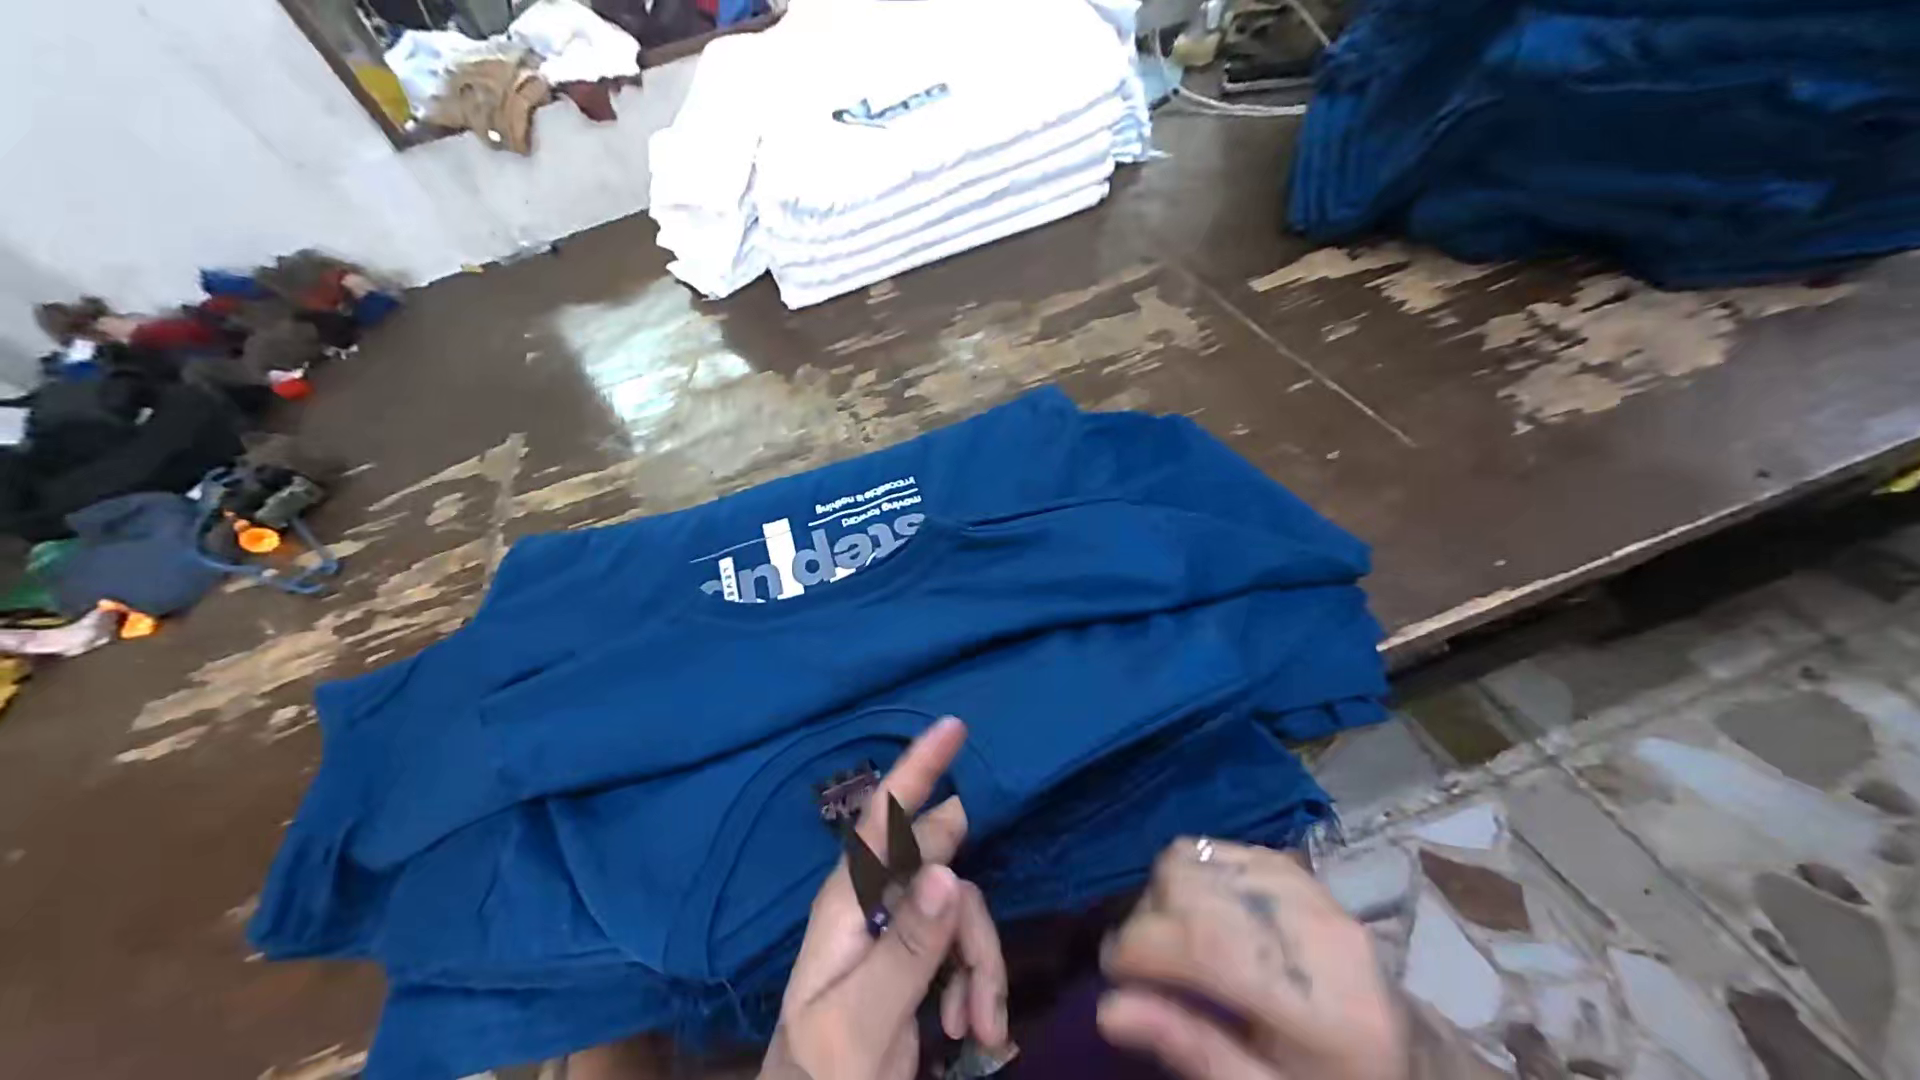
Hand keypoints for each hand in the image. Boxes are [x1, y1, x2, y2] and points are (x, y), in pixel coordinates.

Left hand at [760, 716, 1010, 1079]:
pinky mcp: (922, 957)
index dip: (918, 768)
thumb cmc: (823, 1074)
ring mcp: (901, 928)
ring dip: (982, 968)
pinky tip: (975, 1029)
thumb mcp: (862, 1021)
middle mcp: (876, 900)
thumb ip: (907, 948)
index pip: (885, 818)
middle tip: (977, 977)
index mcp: (848, 901)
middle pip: (943, 866)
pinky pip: (967, 943)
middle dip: (968, 924)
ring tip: (977, 1029)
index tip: (953, 726)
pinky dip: (981, 983)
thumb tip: (949, 870)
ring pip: (963, 909)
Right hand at [1098, 838, 1407, 1079]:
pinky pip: (1217, 849)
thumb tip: (1108, 1010)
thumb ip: (1190, 1050)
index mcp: (1320, 1003)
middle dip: (1145, 920)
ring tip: (1170, 940)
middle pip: (1190, 885)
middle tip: (1144, 968)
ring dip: (1162, 894)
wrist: (1407, 1065)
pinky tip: (1197, 915)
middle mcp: (1315, 926)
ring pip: (1195, 856)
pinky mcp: (1296, 870)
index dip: (1142, 948)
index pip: (1206, 944)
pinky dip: (1190, 877)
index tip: (1114, 977)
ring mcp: (1306, 888)